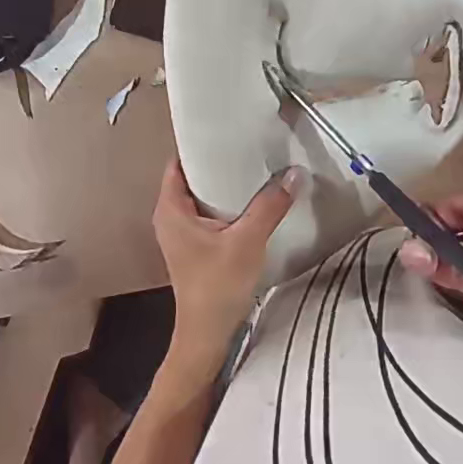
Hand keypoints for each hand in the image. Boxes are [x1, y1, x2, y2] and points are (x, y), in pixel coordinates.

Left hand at [152, 158, 303, 367]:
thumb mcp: (247, 242)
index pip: (178, 163)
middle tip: (247, 147)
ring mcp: (180, 232)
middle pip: (191, 178)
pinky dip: (225, 204)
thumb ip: (269, 206)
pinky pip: (208, 213)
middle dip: (217, 163)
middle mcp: (169, 216)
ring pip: (201, 197)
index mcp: (170, 209)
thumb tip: (293, 174)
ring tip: (253, 168)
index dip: (199, 146)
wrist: (208, 331)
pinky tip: (251, 201)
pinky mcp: (194, 245)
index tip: (225, 131)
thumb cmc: (217, 286)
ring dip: (223, 186)